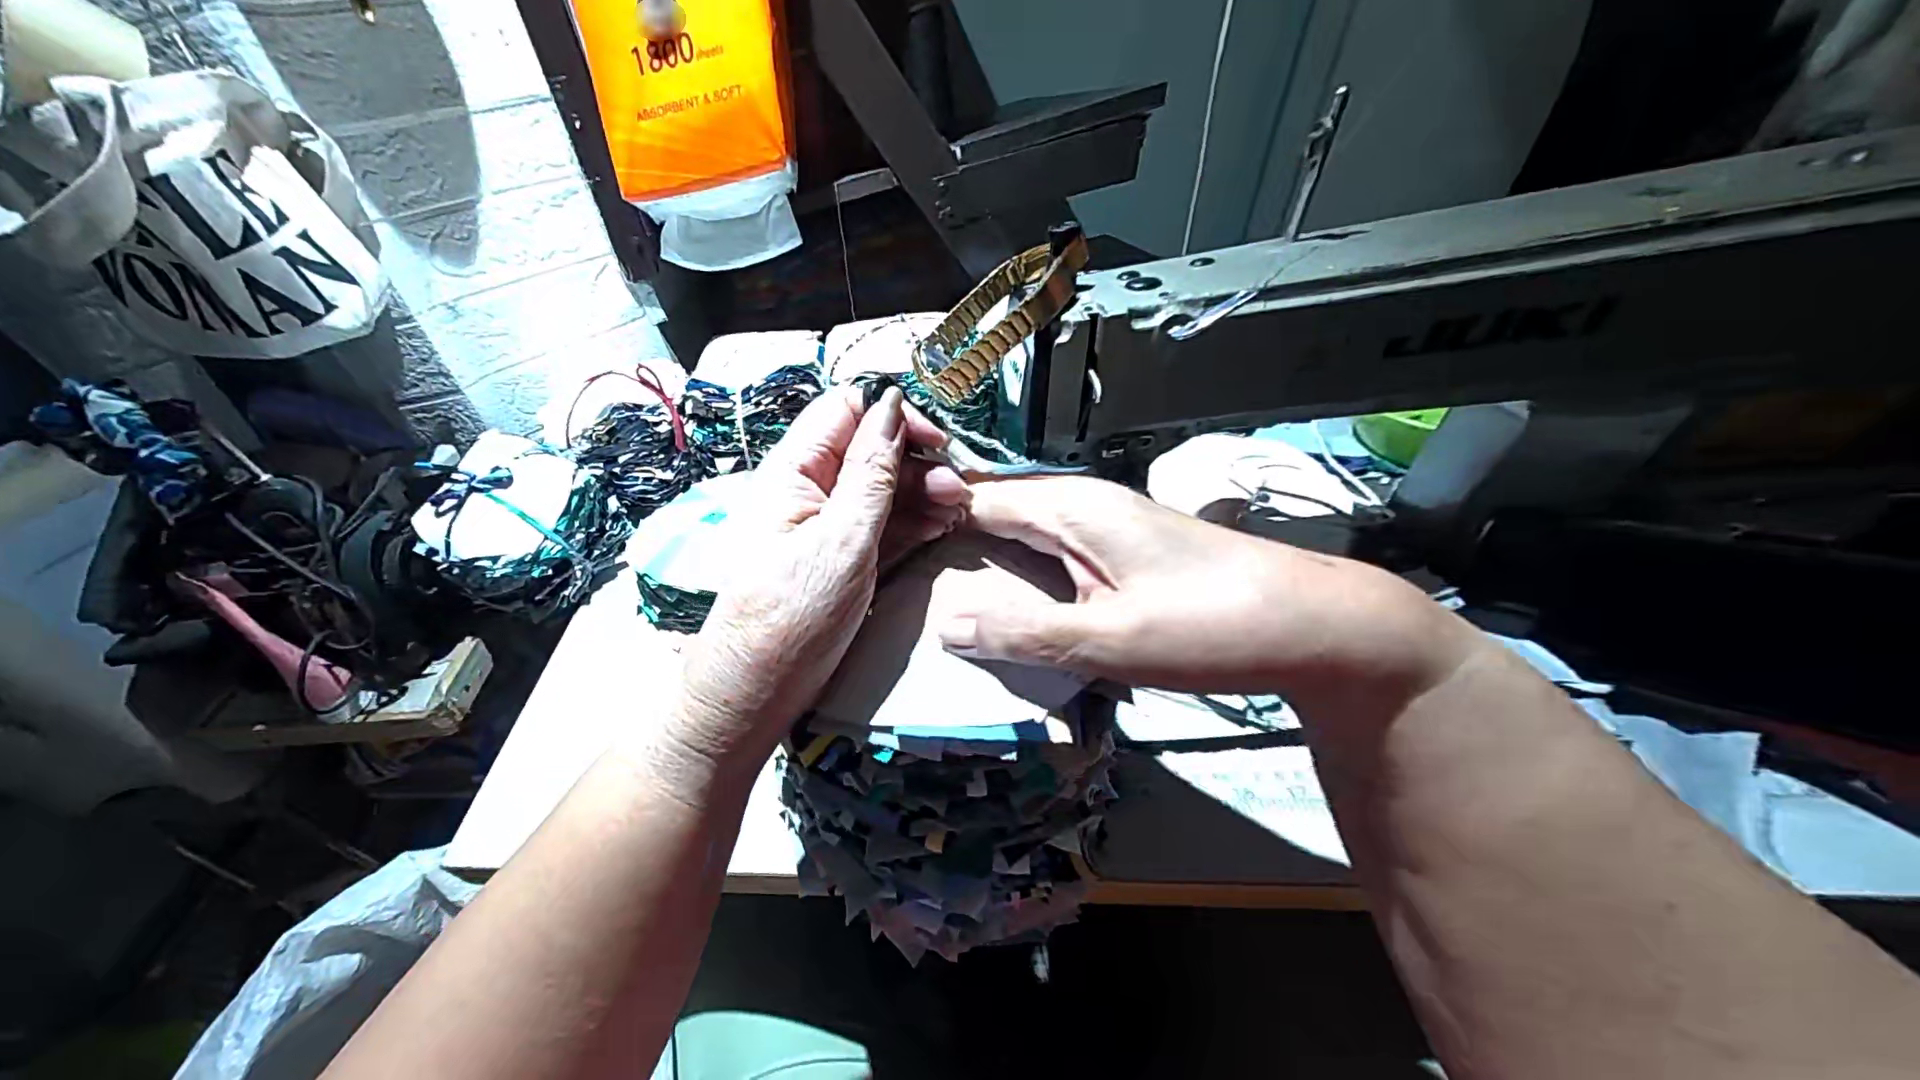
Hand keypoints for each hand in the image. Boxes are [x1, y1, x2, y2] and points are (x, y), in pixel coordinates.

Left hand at [668, 386, 965, 769]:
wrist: (761, 686)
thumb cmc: (794, 613)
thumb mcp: (842, 539)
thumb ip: (871, 472)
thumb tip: (889, 404)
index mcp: (794, 469)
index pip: (846, 410)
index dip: (893, 416)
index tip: (936, 442)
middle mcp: (810, 488)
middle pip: (872, 449)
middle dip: (917, 462)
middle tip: (956, 492)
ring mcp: (829, 523)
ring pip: (884, 487)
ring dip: (923, 493)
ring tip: (956, 512)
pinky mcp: (845, 553)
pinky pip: (885, 522)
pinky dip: (915, 521)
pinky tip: (942, 527)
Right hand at [940, 476, 1480, 704]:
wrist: (1310, 625)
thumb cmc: (1211, 624)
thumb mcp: (1109, 639)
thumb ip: (1024, 633)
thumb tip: (945, 625)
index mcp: (1069, 508)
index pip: (975, 497)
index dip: (925, 512)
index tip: (877, 539)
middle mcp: (1082, 505)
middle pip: (995, 509)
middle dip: (945, 533)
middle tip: (893, 569)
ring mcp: (1106, 527)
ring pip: (1022, 532)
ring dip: (981, 553)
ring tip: (933, 586)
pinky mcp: (1123, 552)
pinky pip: (1050, 553)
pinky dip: (1018, 570)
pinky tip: (1007, 600)